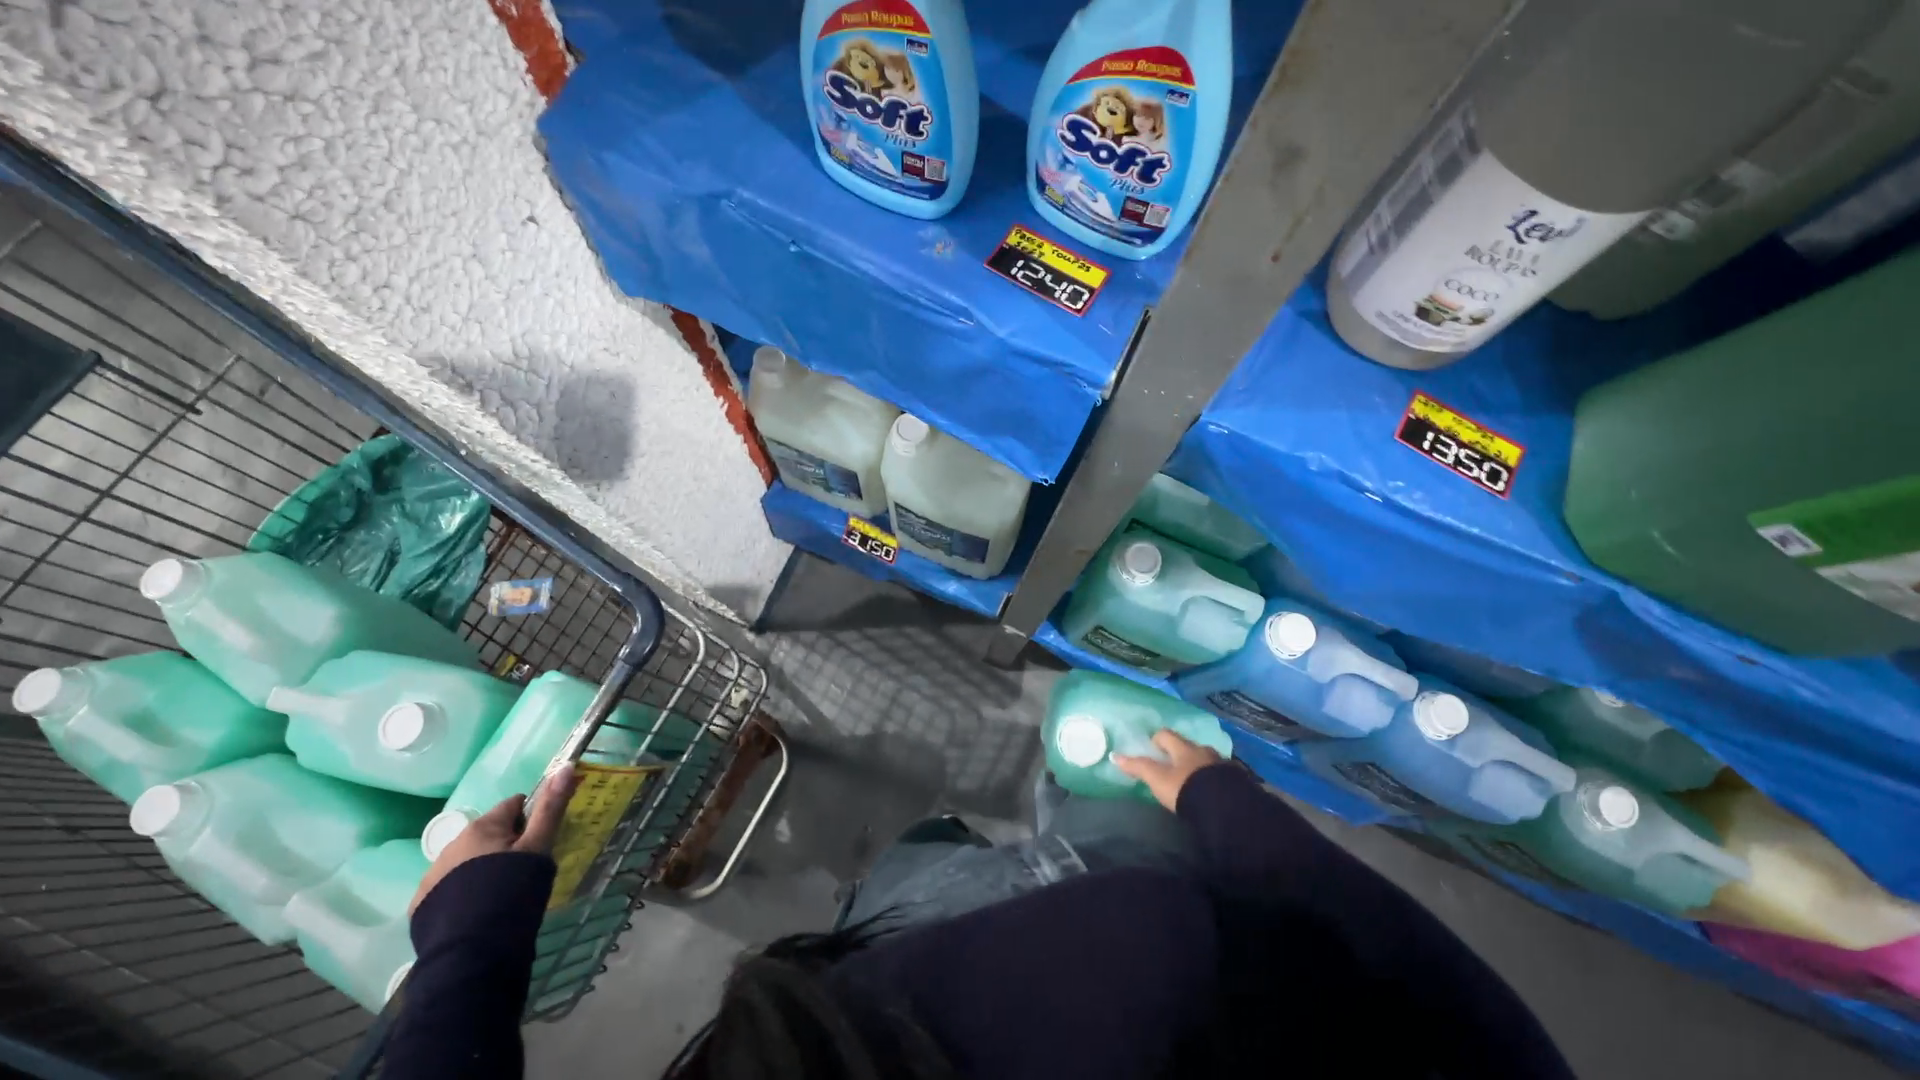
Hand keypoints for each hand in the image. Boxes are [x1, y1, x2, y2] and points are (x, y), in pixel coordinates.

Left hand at [410, 763, 579, 914]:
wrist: (473, 949)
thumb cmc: (513, 891)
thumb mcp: (539, 848)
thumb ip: (551, 808)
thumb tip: (566, 765)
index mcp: (482, 826)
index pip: (515, 805)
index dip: (532, 820)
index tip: (541, 843)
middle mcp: (452, 843)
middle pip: (490, 833)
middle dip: (507, 846)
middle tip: (524, 872)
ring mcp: (433, 873)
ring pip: (469, 860)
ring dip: (485, 868)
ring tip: (502, 895)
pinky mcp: (422, 903)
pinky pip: (450, 887)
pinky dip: (465, 892)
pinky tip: (478, 912)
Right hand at [1112, 730, 1221, 811]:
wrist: (1224, 807)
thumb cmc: (1185, 789)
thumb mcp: (1158, 779)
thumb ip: (1138, 767)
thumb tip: (1115, 756)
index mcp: (1184, 749)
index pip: (1166, 735)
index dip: (1157, 739)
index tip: (1152, 748)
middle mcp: (1204, 751)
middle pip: (1188, 746)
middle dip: (1180, 753)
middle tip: (1172, 767)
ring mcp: (1221, 765)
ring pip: (1206, 759)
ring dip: (1199, 766)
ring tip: (1193, 780)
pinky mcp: (1235, 780)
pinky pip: (1221, 774)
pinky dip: (1213, 778)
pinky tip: (1211, 790)